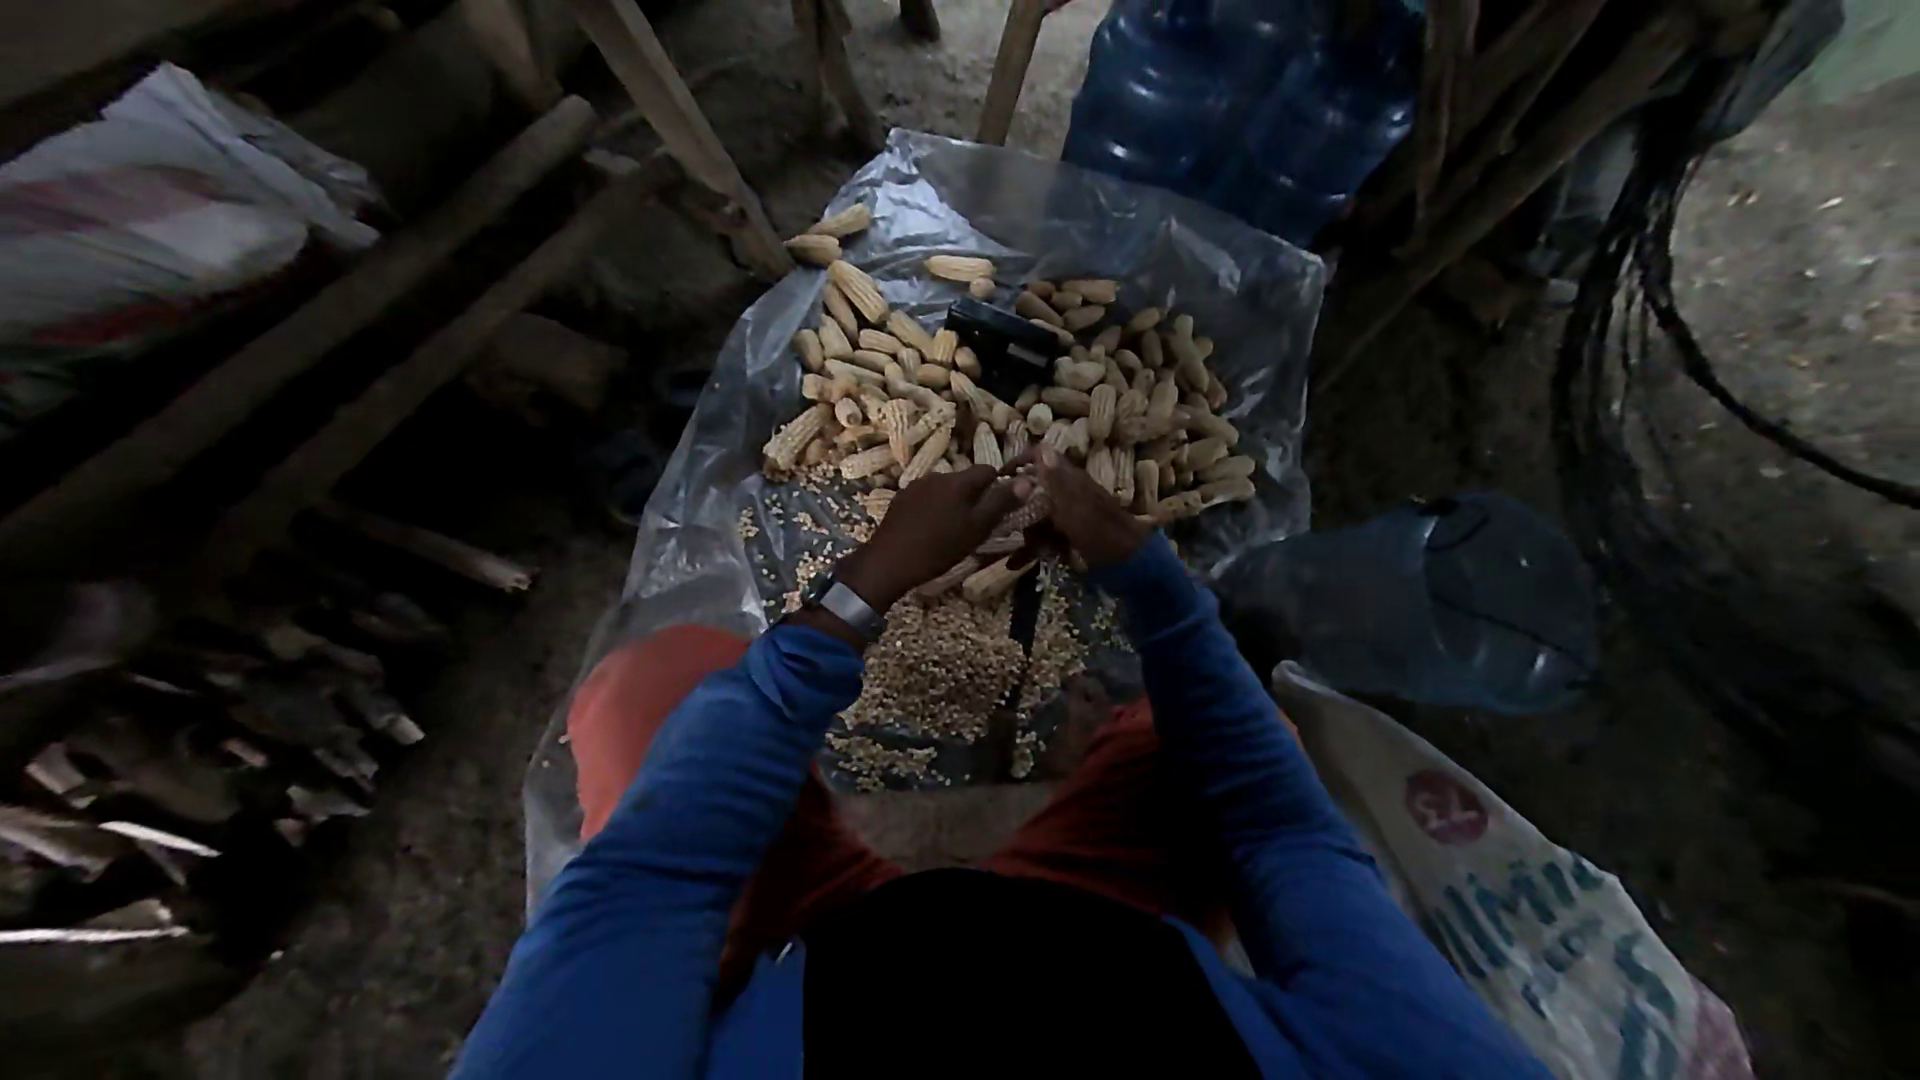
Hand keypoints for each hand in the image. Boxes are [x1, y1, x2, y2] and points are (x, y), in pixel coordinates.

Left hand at [835, 465, 1029, 610]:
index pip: (988, 470)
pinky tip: (929, 530)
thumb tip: (1026, 480)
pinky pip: (926, 497)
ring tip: (951, 530)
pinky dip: (933, 508)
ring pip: (945, 489)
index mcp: (959, 481)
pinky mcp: (900, 499)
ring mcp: (915, 486)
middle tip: (977, 525)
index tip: (1000, 508)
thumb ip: (1001, 503)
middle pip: (965, 479)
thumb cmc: (939, 548)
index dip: (998, 486)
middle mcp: (937, 476)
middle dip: (975, 496)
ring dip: (953, 502)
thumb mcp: (977, 529)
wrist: (889, 562)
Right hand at [1007, 445, 1148, 569]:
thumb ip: (1058, 482)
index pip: (1041, 457)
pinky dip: (1033, 548)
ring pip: (1037, 517)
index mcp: (1070, 480)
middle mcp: (1068, 492)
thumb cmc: (1102, 535)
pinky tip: (1017, 563)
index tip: (997, 478)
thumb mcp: (1077, 509)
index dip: (1019, 462)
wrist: (1132, 565)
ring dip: (1023, 534)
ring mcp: (1070, 514)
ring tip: (1010, 557)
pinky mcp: (1072, 534)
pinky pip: (1046, 536)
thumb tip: (1042, 448)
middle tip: (999, 525)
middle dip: (1015, 508)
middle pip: (1033, 491)